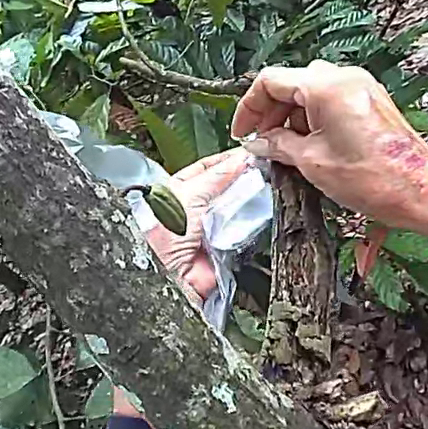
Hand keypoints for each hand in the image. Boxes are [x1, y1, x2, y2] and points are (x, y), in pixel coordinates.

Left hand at [142, 148, 252, 301]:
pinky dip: (251, 221)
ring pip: (237, 206)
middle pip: (225, 187)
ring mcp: (211, 227)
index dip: (227, 160)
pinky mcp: (227, 245)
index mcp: (178, 190)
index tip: (248, 153)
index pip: (207, 168)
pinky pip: (244, 229)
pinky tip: (260, 210)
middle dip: (241, 179)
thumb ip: (217, 176)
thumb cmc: (164, 234)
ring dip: (248, 199)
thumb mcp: (189, 194)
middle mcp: (195, 208)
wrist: (172, 275)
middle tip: (261, 168)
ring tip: (263, 186)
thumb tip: (240, 160)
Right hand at [229, 60, 427, 233]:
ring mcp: (360, 88)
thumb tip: (258, 141)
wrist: (422, 191)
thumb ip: (278, 145)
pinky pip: (331, 101)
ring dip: (292, 118)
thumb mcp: (312, 162)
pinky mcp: (370, 103)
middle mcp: (344, 78)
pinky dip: (313, 119)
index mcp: (325, 85)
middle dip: (271, 114)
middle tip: (261, 144)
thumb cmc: (374, 178)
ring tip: (285, 151)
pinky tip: (309, 147)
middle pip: (291, 84)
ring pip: (311, 93)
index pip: (270, 80)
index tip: (243, 132)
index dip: (249, 107)